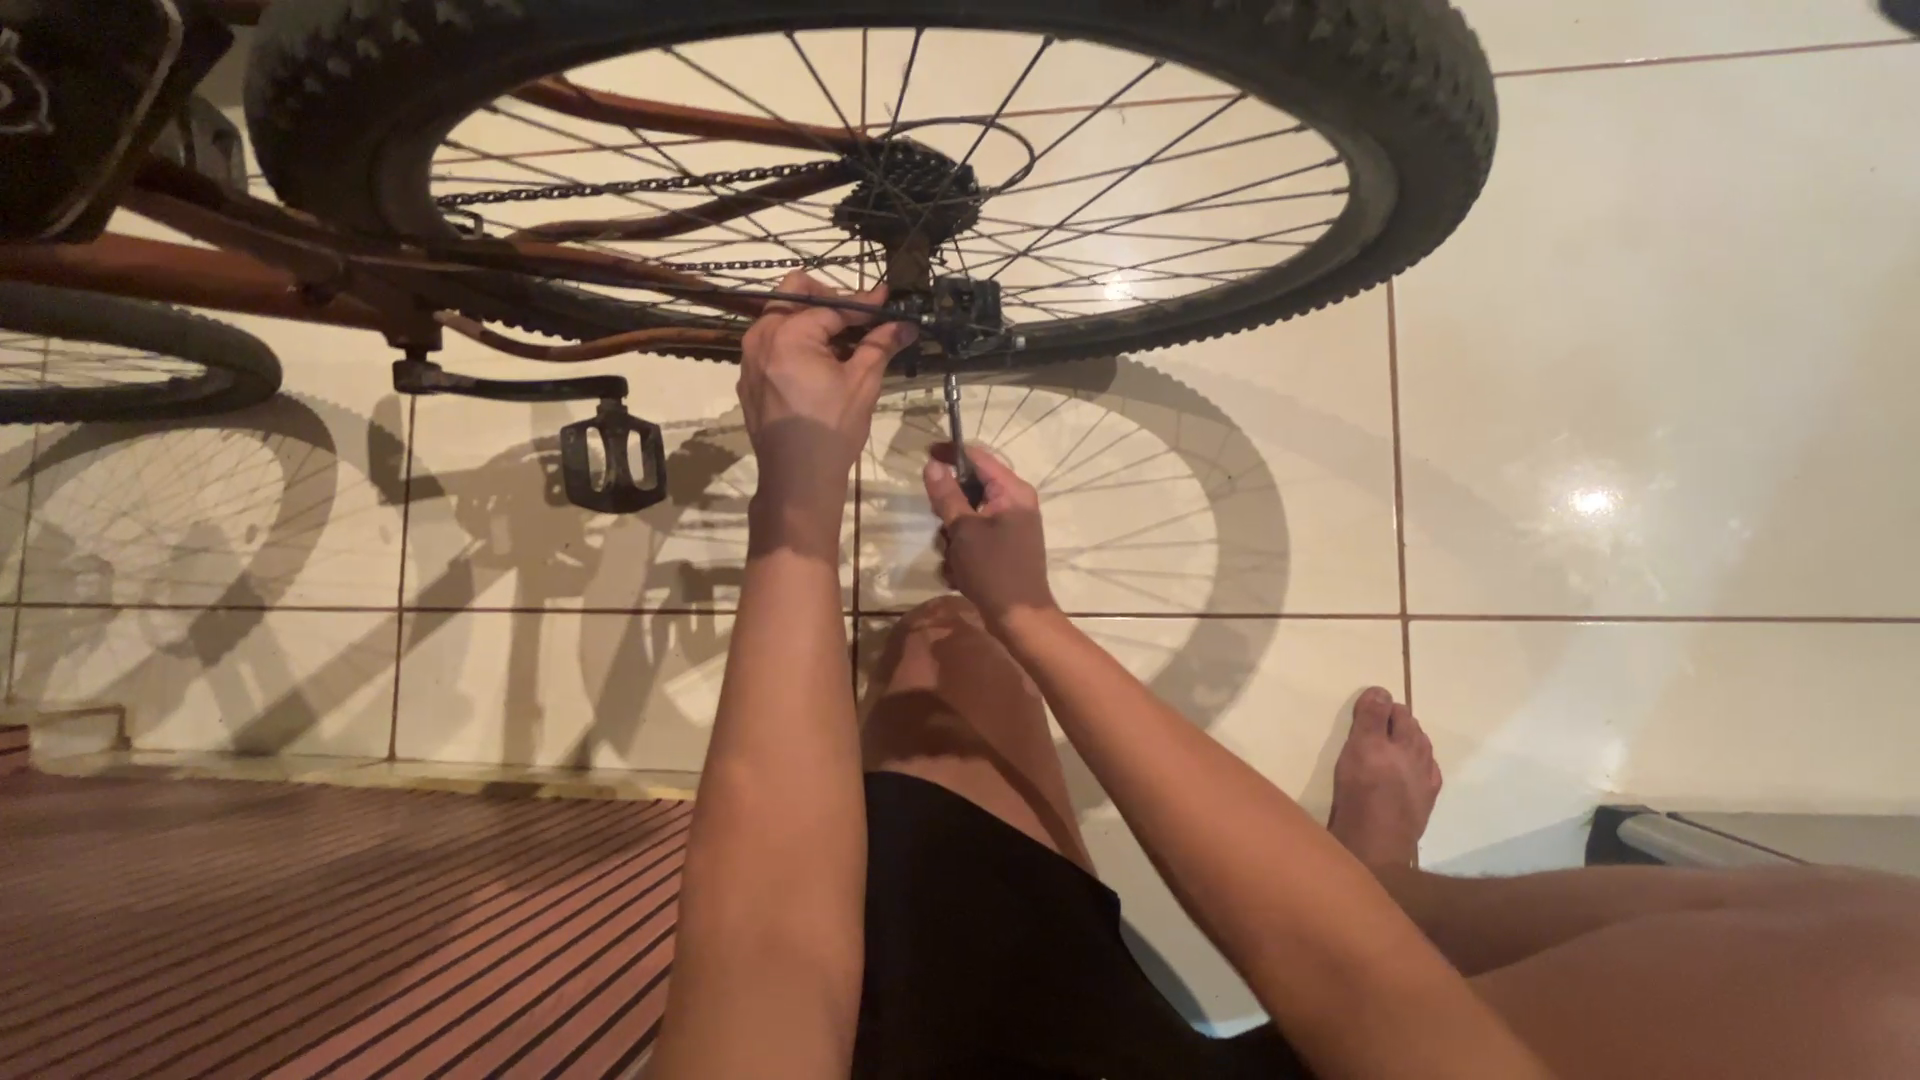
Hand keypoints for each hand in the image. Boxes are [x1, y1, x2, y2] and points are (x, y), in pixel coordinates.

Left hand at [738, 270, 918, 544]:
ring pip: (779, 318)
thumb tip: (906, 324)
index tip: (888, 298)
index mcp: (788, 334)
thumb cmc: (832, 430)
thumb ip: (881, 345)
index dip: (864, 303)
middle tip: (857, 315)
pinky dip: (796, 343)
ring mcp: (749, 358)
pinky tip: (820, 363)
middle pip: (792, 295)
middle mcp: (760, 338)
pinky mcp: (748, 379)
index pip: (831, 305)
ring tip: (842, 340)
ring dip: (810, 320)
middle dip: (828, 298)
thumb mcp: (862, 383)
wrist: (797, 478)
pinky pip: (771, 345)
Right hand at [923, 443, 1058, 631]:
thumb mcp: (964, 530)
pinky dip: (963, 553)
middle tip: (941, 525)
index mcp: (1012, 491)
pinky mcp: (1004, 548)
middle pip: (971, 488)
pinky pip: (975, 537)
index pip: (978, 457)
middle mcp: (1015, 503)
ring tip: (955, 558)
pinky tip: (961, 573)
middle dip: (950, 509)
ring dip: (953, 536)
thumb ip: (947, 495)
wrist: (1019, 617)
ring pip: (968, 516)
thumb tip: (933, 464)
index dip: (951, 453)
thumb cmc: (993, 569)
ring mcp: (1010, 527)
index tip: (925, 456)